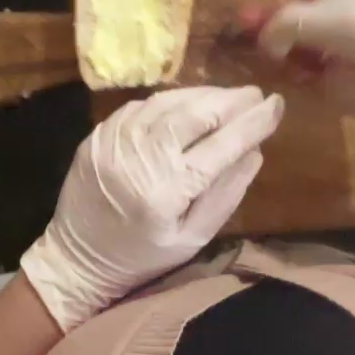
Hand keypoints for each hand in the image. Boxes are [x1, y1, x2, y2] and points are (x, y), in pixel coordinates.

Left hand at [21, 86, 283, 331]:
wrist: (77, 259)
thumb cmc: (142, 257)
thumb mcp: (192, 239)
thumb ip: (225, 196)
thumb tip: (254, 152)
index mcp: (167, 191)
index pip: (221, 145)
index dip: (253, 123)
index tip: (278, 105)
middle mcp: (139, 159)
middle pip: (194, 114)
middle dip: (230, 100)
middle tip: (255, 95)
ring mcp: (113, 142)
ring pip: (166, 102)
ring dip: (202, 95)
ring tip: (229, 97)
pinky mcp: (97, 136)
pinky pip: (140, 107)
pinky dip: (169, 101)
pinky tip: (187, 105)